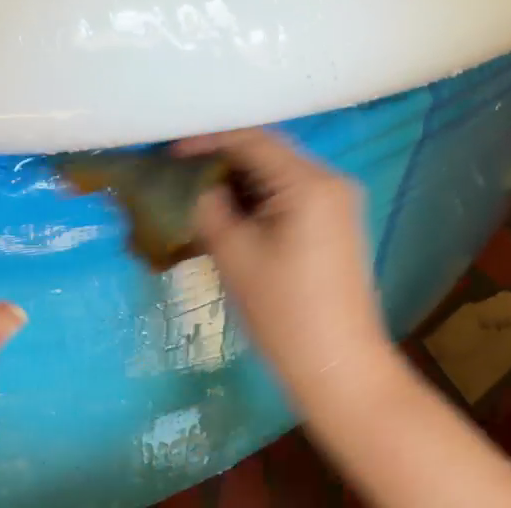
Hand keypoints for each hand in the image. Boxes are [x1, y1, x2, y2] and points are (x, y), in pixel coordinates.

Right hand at [179, 129, 394, 407]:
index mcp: (308, 181)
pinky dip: (259, 195)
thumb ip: (208, 206)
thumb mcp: (234, 255)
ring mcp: (338, 201)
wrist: (342, 370)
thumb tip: (194, 184)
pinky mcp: (336, 222)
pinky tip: (231, 209)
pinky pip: (291, 191)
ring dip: (239, 177)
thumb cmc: (285, 313)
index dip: (206, 141)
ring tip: (197, 189)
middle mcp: (329, 179)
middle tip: (179, 170)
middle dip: (222, 157)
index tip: (168, 153)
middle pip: (267, 150)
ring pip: (278, 171)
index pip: (250, 139)